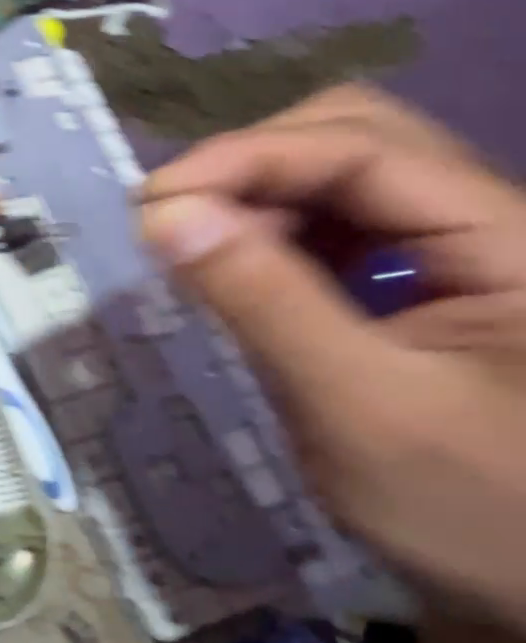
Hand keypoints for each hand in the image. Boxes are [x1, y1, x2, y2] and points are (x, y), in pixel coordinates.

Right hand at [138, 85, 525, 634]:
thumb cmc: (476, 508)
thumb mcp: (359, 406)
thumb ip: (262, 300)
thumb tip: (162, 214)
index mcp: (512, 242)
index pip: (364, 147)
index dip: (248, 156)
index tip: (152, 203)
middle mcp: (492, 224)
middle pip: (356, 134)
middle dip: (250, 163)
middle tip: (171, 220)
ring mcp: (461, 249)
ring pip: (339, 170)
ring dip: (253, 194)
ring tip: (194, 247)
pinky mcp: (426, 279)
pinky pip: (335, 221)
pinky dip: (269, 229)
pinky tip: (236, 268)